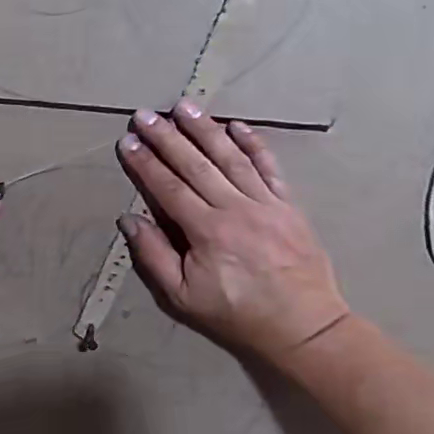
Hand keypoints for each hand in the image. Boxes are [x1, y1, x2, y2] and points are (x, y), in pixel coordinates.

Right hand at [117, 101, 352, 360]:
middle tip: (145, 113)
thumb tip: (129, 219)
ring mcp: (265, 202)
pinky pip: (268, 166)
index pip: (168, 186)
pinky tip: (236, 125)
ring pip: (229, 156)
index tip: (128, 141)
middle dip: (166, 136)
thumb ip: (154, 256)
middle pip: (194, 163)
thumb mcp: (184, 298)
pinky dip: (253, 143)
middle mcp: (234, 208)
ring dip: (204, 129)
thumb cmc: (239, 314)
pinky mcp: (288, 203)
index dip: (145, 162)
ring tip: (184, 106)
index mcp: (207, 231)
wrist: (305, 327)